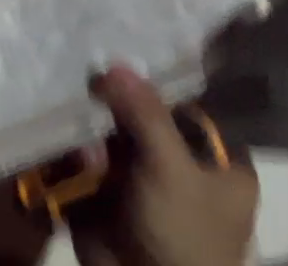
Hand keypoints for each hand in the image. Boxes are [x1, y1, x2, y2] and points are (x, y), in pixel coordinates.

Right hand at [70, 66, 257, 265]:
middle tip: (81, 87)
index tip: (111, 56)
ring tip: (79, 141)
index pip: (183, 107)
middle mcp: (179, 165)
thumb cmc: (183, 231)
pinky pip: (83, 157)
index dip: (149, 83)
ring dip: (86, 133)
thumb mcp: (172, 170)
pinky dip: (71, 152)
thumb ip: (146, 116)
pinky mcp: (103, 189)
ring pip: (104, 135)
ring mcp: (139, 178)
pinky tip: (68, 157)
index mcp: (218, 163)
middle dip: (106, 107)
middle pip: (137, 118)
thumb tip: (117, 61)